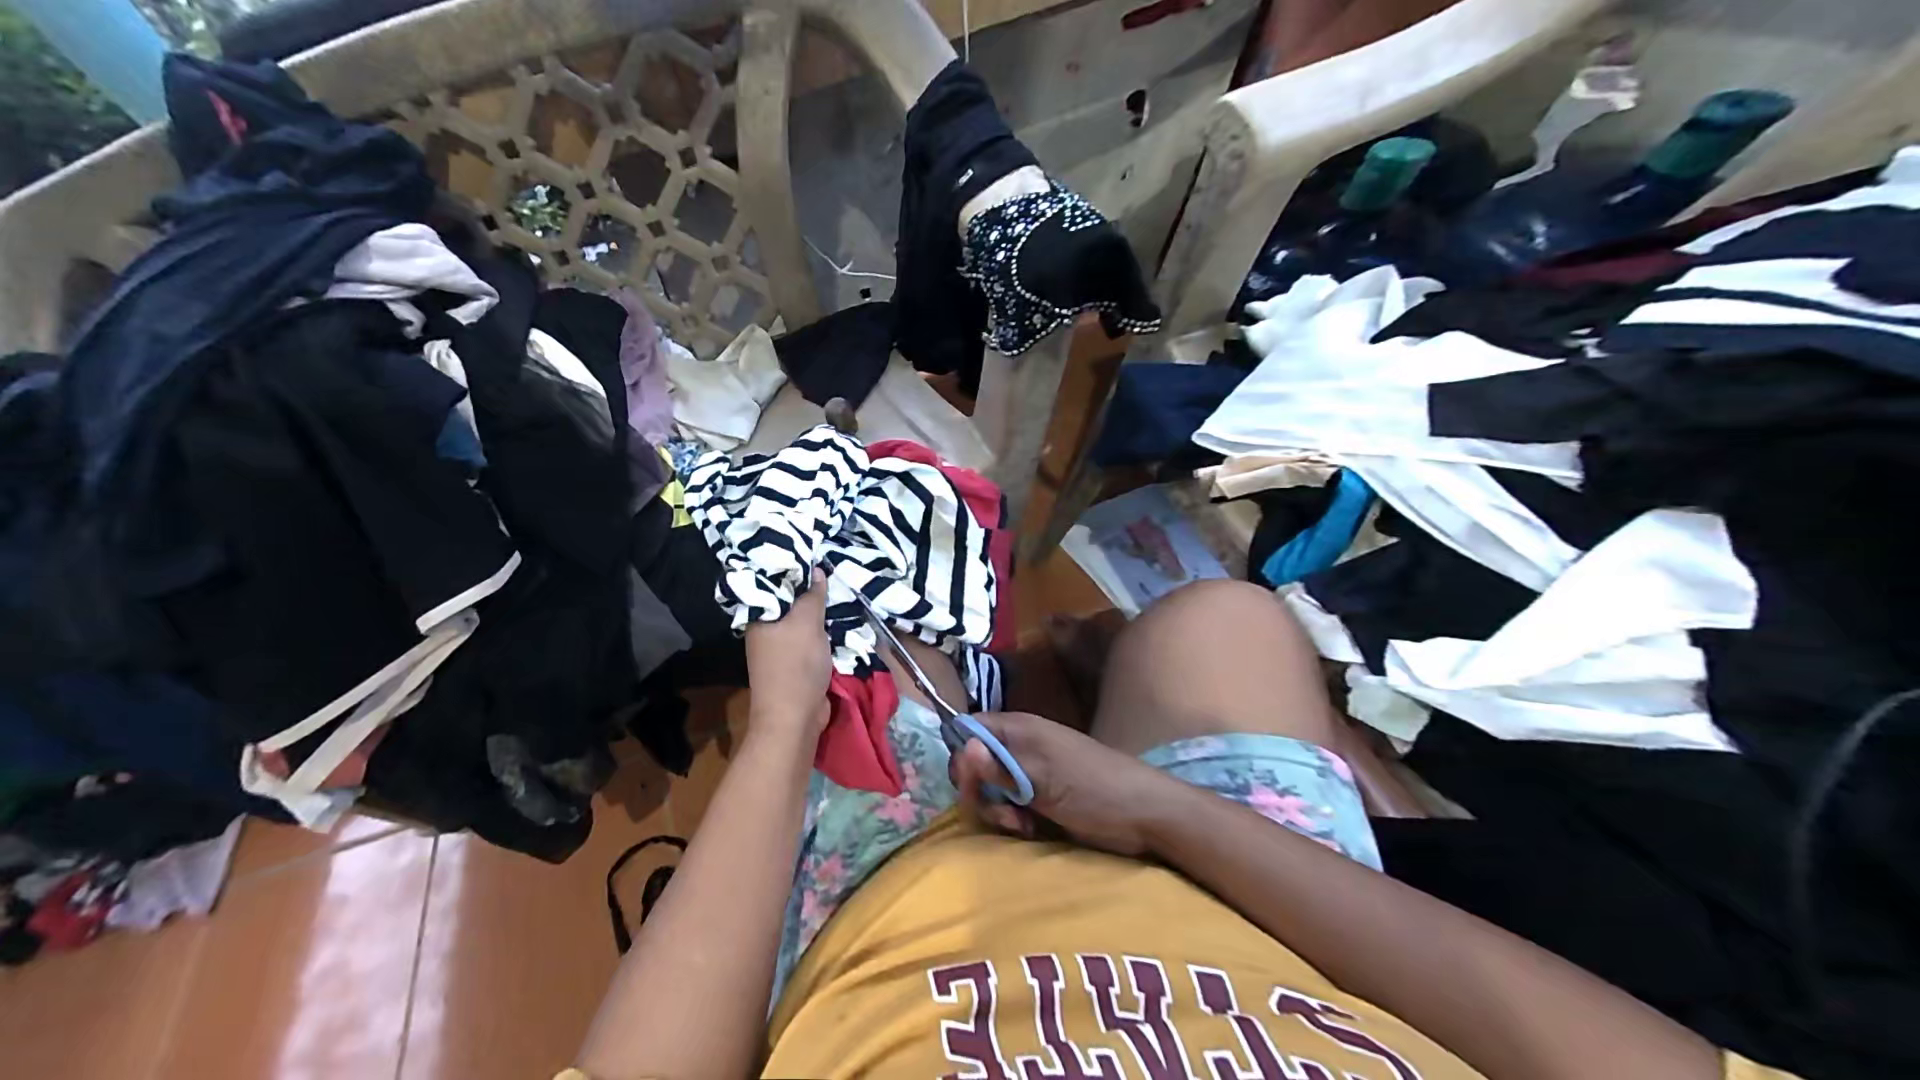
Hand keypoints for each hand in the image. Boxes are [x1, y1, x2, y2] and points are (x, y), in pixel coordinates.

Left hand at [744, 569, 831, 739]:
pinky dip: (824, 631)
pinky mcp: (795, 662)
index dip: (795, 568)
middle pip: (790, 601)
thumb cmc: (795, 665)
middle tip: (834, 568)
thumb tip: (816, 570)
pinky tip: (840, 618)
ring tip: (841, 589)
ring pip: (803, 620)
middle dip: (811, 589)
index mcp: (760, 616)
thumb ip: (812, 595)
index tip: (817, 553)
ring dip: (820, 611)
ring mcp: (780, 647)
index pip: (775, 582)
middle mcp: (765, 629)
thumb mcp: (807, 623)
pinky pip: (811, 638)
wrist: (794, 717)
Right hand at [949, 712, 1182, 856]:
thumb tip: (963, 748)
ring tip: (1021, 825)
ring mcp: (1032, 771)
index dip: (964, 758)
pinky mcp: (1042, 795)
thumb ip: (1000, 766)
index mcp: (1020, 728)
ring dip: (998, 809)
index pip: (971, 732)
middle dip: (982, 791)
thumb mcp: (1043, 779)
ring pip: (992, 787)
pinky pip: (1011, 803)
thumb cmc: (1094, 789)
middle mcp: (1021, 745)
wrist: (1145, 814)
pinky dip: (1013, 818)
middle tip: (1003, 814)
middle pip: (977, 763)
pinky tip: (1030, 829)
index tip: (972, 788)